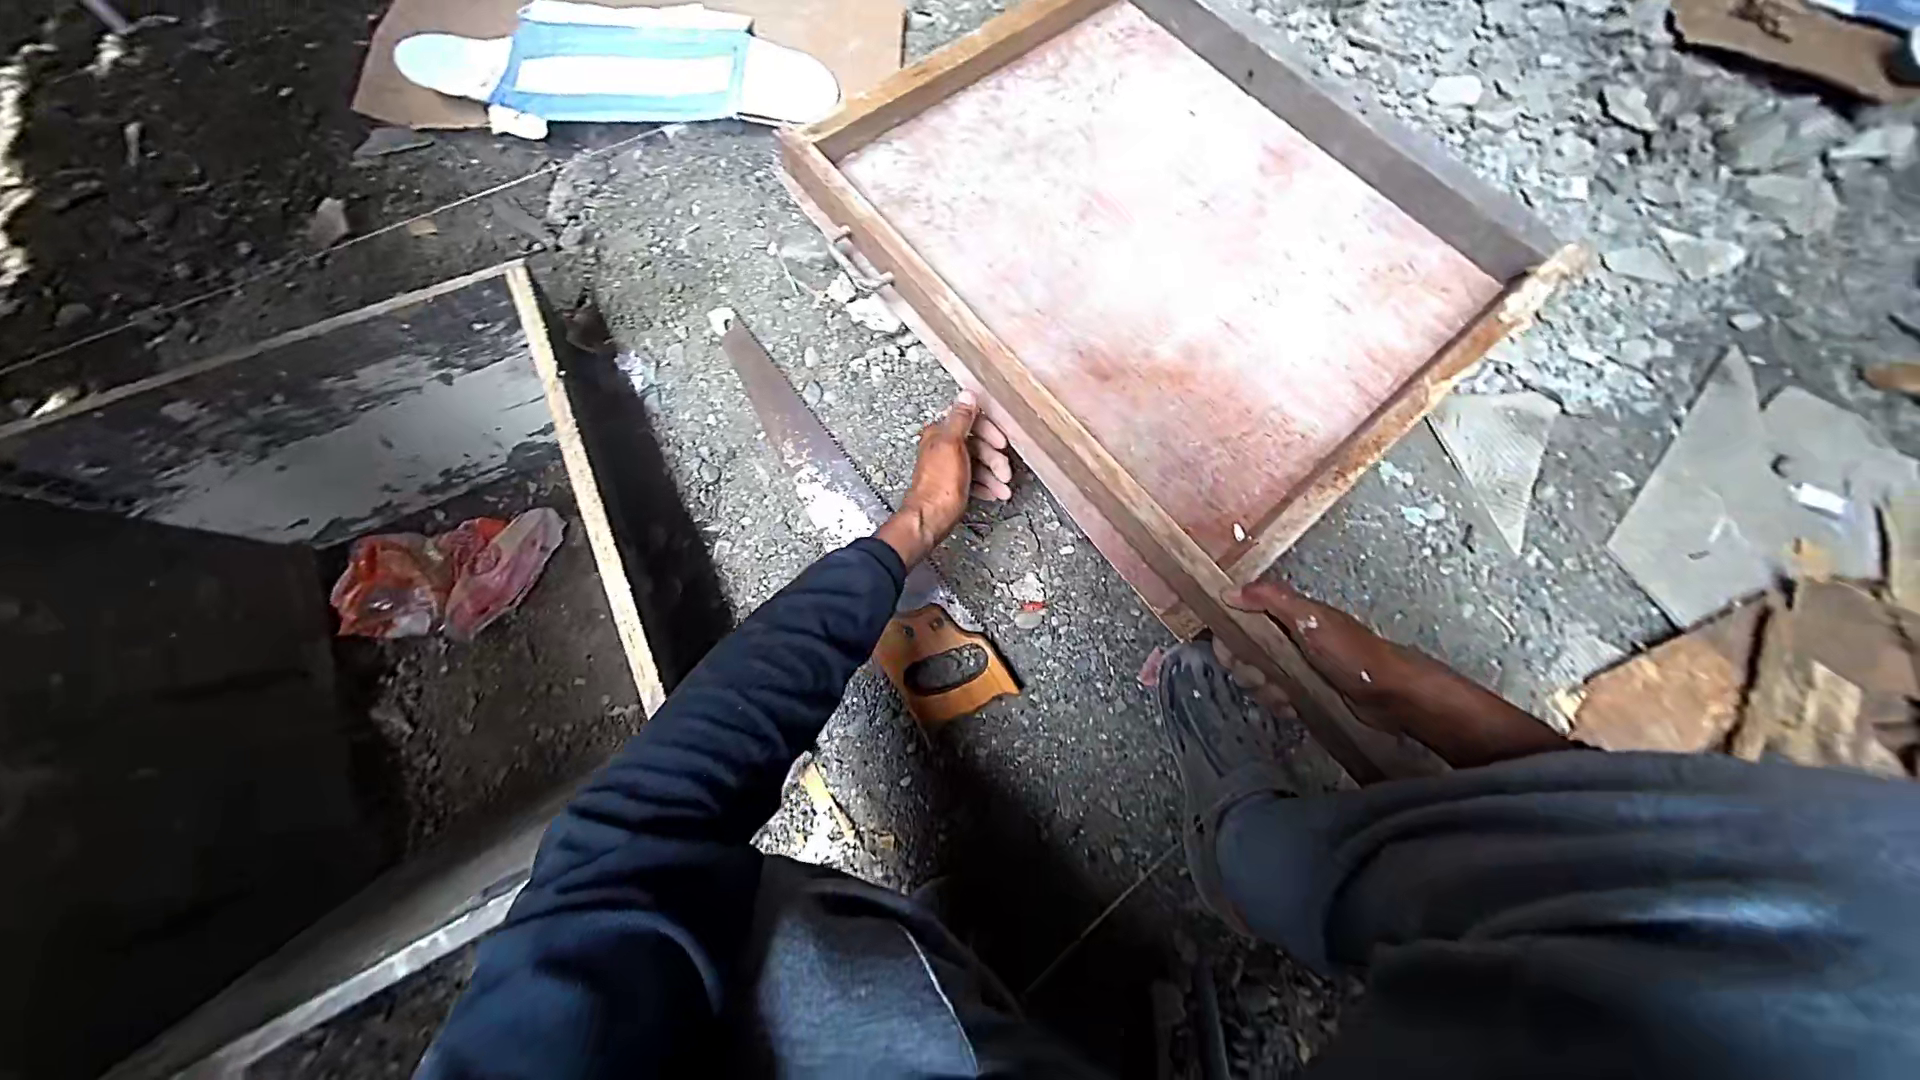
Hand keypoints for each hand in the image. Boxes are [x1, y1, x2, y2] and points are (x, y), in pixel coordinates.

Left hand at [875, 390, 1011, 565]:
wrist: (929, 521)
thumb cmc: (939, 487)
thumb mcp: (953, 446)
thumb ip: (961, 419)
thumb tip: (966, 394)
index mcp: (940, 434)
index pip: (970, 420)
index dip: (989, 431)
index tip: (1001, 443)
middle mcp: (941, 447)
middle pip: (977, 443)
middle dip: (994, 458)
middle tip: (1004, 471)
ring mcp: (946, 467)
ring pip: (977, 463)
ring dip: (993, 475)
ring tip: (1002, 489)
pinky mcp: (951, 485)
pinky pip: (973, 479)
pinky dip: (985, 485)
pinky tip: (993, 493)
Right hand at [1215, 580, 1571, 767]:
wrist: (1394, 697)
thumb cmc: (1356, 656)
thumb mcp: (1311, 619)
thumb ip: (1270, 599)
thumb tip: (1230, 590)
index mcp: (1285, 615)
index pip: (1236, 622)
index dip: (1228, 640)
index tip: (1235, 654)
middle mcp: (1284, 638)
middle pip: (1240, 654)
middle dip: (1247, 670)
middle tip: (1266, 676)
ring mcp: (1292, 666)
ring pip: (1254, 678)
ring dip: (1264, 690)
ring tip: (1285, 694)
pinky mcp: (1300, 690)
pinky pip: (1272, 698)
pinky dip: (1279, 704)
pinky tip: (1293, 705)